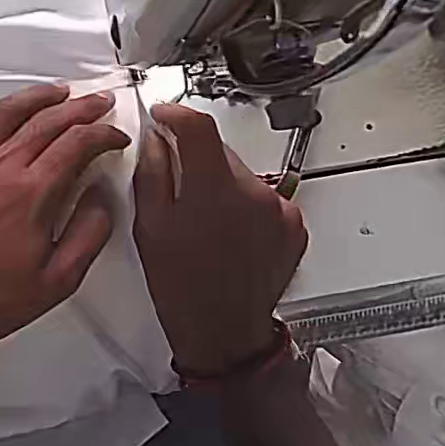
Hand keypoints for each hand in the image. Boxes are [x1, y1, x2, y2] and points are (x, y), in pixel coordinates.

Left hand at [0, 84, 129, 408]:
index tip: (115, 137)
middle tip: (101, 104)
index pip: (77, 143)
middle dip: (82, 108)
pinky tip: (19, 116)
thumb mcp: (57, 281)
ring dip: (43, 98)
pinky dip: (9, 112)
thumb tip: (100, 201)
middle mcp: (1, 172)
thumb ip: (88, 235)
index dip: (104, 134)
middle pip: (49, 120)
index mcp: (31, 195)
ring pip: (13, 113)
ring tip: (63, 93)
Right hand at [133, 104, 307, 376]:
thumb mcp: (151, 228)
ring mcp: (278, 209)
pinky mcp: (293, 223)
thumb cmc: (184, 289)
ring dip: (221, 183)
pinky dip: (245, 203)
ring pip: (242, 173)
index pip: (198, 126)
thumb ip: (153, 175)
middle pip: (220, 150)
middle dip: (196, 158)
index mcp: (212, 191)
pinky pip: (263, 196)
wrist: (224, 330)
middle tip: (177, 182)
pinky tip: (228, 231)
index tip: (165, 116)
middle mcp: (253, 193)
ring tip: (204, 220)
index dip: (176, 114)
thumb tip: (156, 142)